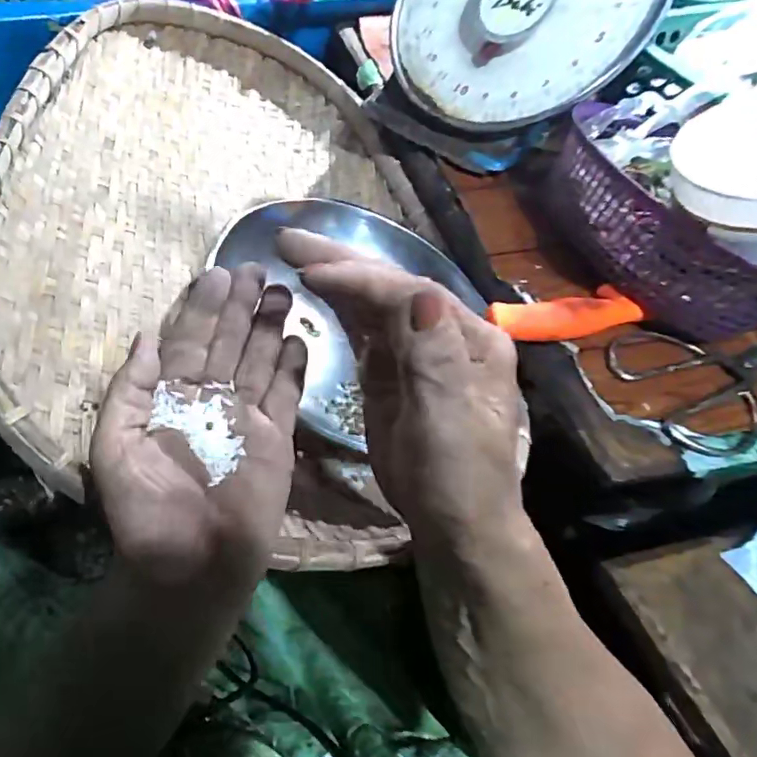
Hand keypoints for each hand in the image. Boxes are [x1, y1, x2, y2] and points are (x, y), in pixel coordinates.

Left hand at [89, 265, 307, 586]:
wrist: (187, 565)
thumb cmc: (143, 510)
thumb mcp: (115, 445)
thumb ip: (129, 389)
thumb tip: (145, 335)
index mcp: (166, 400)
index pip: (184, 343)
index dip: (197, 310)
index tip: (212, 275)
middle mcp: (206, 402)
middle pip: (224, 343)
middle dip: (236, 306)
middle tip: (252, 267)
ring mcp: (243, 419)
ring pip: (256, 360)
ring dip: (266, 325)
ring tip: (279, 289)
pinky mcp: (275, 440)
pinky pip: (283, 395)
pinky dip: (291, 366)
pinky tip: (297, 336)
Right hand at [276, 228, 523, 538]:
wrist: (454, 518)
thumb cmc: (457, 473)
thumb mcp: (447, 420)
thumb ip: (433, 358)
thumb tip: (417, 296)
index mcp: (468, 340)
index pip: (409, 294)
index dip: (360, 278)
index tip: (310, 273)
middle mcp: (444, 334)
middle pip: (389, 285)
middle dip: (340, 259)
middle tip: (289, 238)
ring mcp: (415, 351)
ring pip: (371, 302)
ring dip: (333, 275)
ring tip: (290, 254)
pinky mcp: (389, 370)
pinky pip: (361, 328)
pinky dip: (336, 305)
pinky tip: (311, 290)